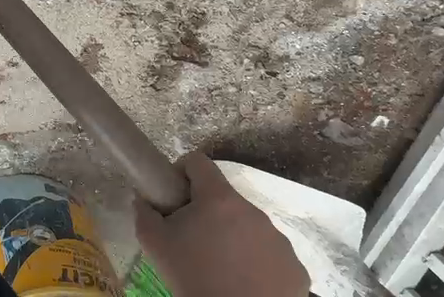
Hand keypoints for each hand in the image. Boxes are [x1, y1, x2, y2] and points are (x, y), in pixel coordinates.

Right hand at [133, 154, 308, 296]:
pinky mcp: (298, 271)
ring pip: (250, 226)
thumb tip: (145, 200)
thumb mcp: (153, 242)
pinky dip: (258, 261)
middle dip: (208, 211)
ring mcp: (281, 243)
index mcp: (220, 200)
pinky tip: (245, 281)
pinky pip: (272, 254)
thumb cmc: (193, 276)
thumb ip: (145, 211)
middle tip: (194, 237)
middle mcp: (255, 214)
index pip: (199, 162)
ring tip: (221, 264)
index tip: (174, 194)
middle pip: (226, 199)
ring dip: (235, 236)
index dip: (182, 171)